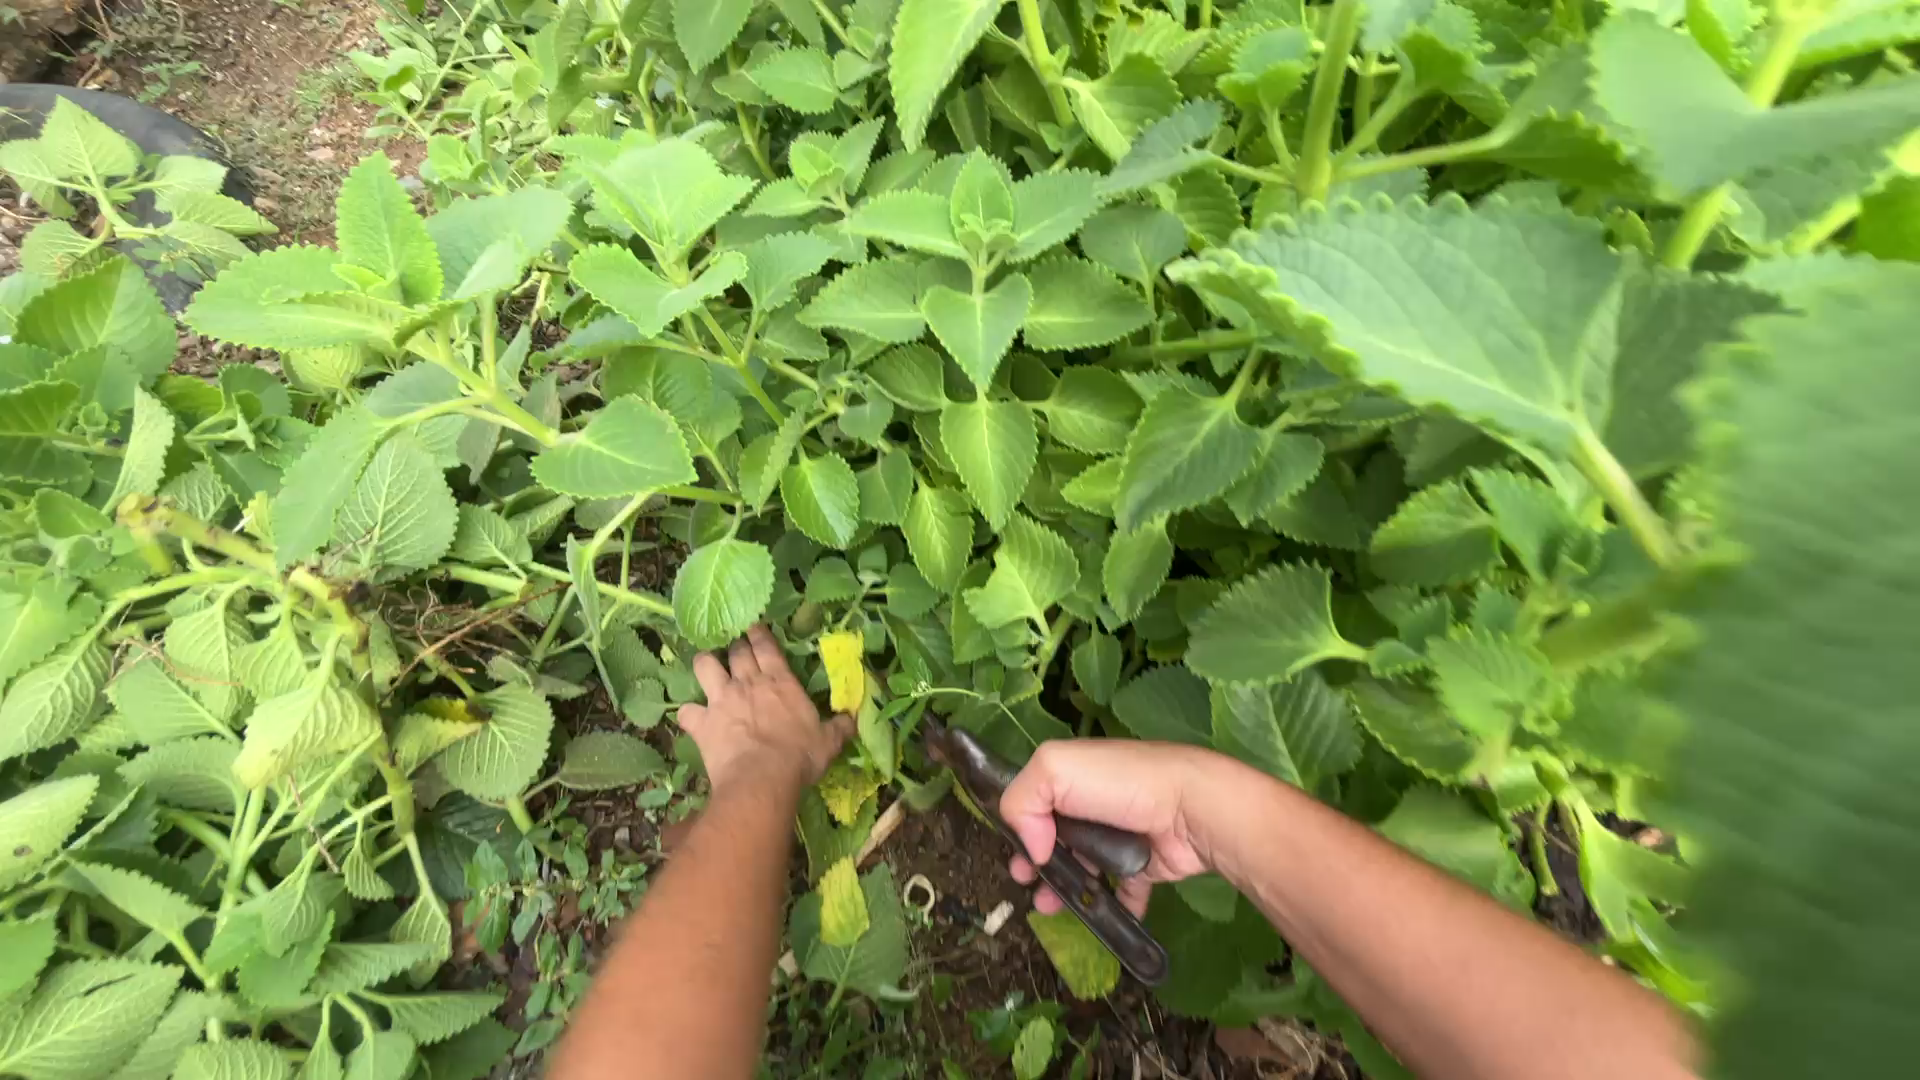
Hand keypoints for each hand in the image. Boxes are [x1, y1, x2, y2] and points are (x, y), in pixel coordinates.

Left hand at [678, 625, 853, 793]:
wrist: (762, 780)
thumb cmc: (799, 756)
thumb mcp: (829, 741)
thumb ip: (840, 726)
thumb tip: (854, 718)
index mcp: (780, 681)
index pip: (766, 646)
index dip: (759, 633)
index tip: (754, 625)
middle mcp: (748, 682)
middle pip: (736, 651)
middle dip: (735, 645)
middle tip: (735, 645)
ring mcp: (721, 700)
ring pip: (704, 666)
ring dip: (705, 663)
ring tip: (707, 666)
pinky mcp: (702, 723)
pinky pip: (686, 711)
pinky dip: (688, 713)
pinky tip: (692, 717)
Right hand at [1000, 740, 1246, 916]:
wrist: (1191, 807)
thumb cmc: (1118, 783)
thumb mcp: (1054, 769)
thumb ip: (1023, 801)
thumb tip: (1032, 847)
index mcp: (1070, 774)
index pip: (1034, 799)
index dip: (1019, 827)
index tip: (1014, 855)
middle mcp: (1092, 801)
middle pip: (1054, 837)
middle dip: (1037, 863)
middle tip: (1027, 885)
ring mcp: (1119, 834)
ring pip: (1083, 866)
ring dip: (1065, 889)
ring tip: (1052, 909)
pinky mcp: (1144, 863)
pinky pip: (1121, 890)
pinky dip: (1109, 907)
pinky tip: (1098, 920)